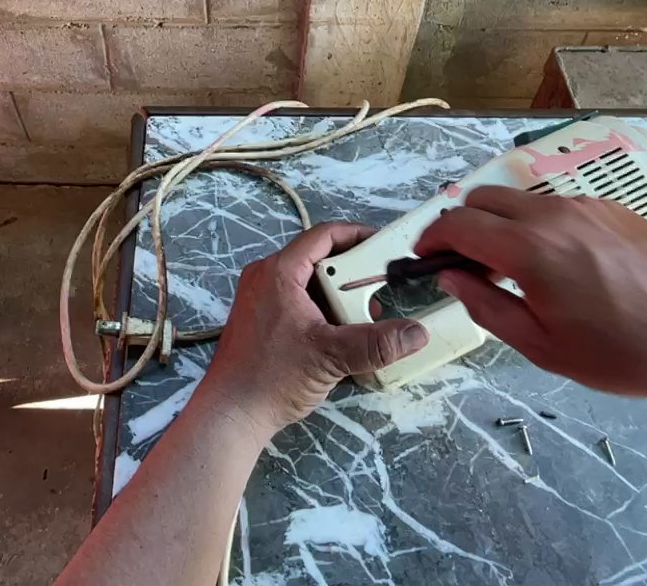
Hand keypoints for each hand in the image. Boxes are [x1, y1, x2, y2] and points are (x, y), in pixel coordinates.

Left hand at [196, 222, 429, 435]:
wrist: (230, 413)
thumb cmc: (271, 378)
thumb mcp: (331, 357)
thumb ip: (376, 343)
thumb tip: (415, 333)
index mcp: (278, 271)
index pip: (323, 235)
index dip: (356, 234)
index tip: (383, 244)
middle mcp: (266, 275)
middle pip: (317, 257)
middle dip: (352, 272)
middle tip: (380, 287)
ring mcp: (260, 296)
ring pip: (308, 280)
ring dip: (338, 294)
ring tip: (365, 316)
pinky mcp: (260, 316)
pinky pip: (297, 298)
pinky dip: (321, 307)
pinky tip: (341, 332)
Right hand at [418, 187, 646, 414]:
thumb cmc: (622, 354)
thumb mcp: (542, 346)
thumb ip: (486, 306)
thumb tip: (452, 276)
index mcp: (527, 248)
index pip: (458, 224)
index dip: (432, 237)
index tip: (424, 255)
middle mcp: (551, 213)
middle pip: (483, 197)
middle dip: (463, 223)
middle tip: (469, 264)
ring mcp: (586, 205)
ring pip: (522, 199)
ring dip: (503, 222)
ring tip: (521, 268)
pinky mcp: (615, 208)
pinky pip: (560, 205)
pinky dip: (541, 224)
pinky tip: (569, 264)